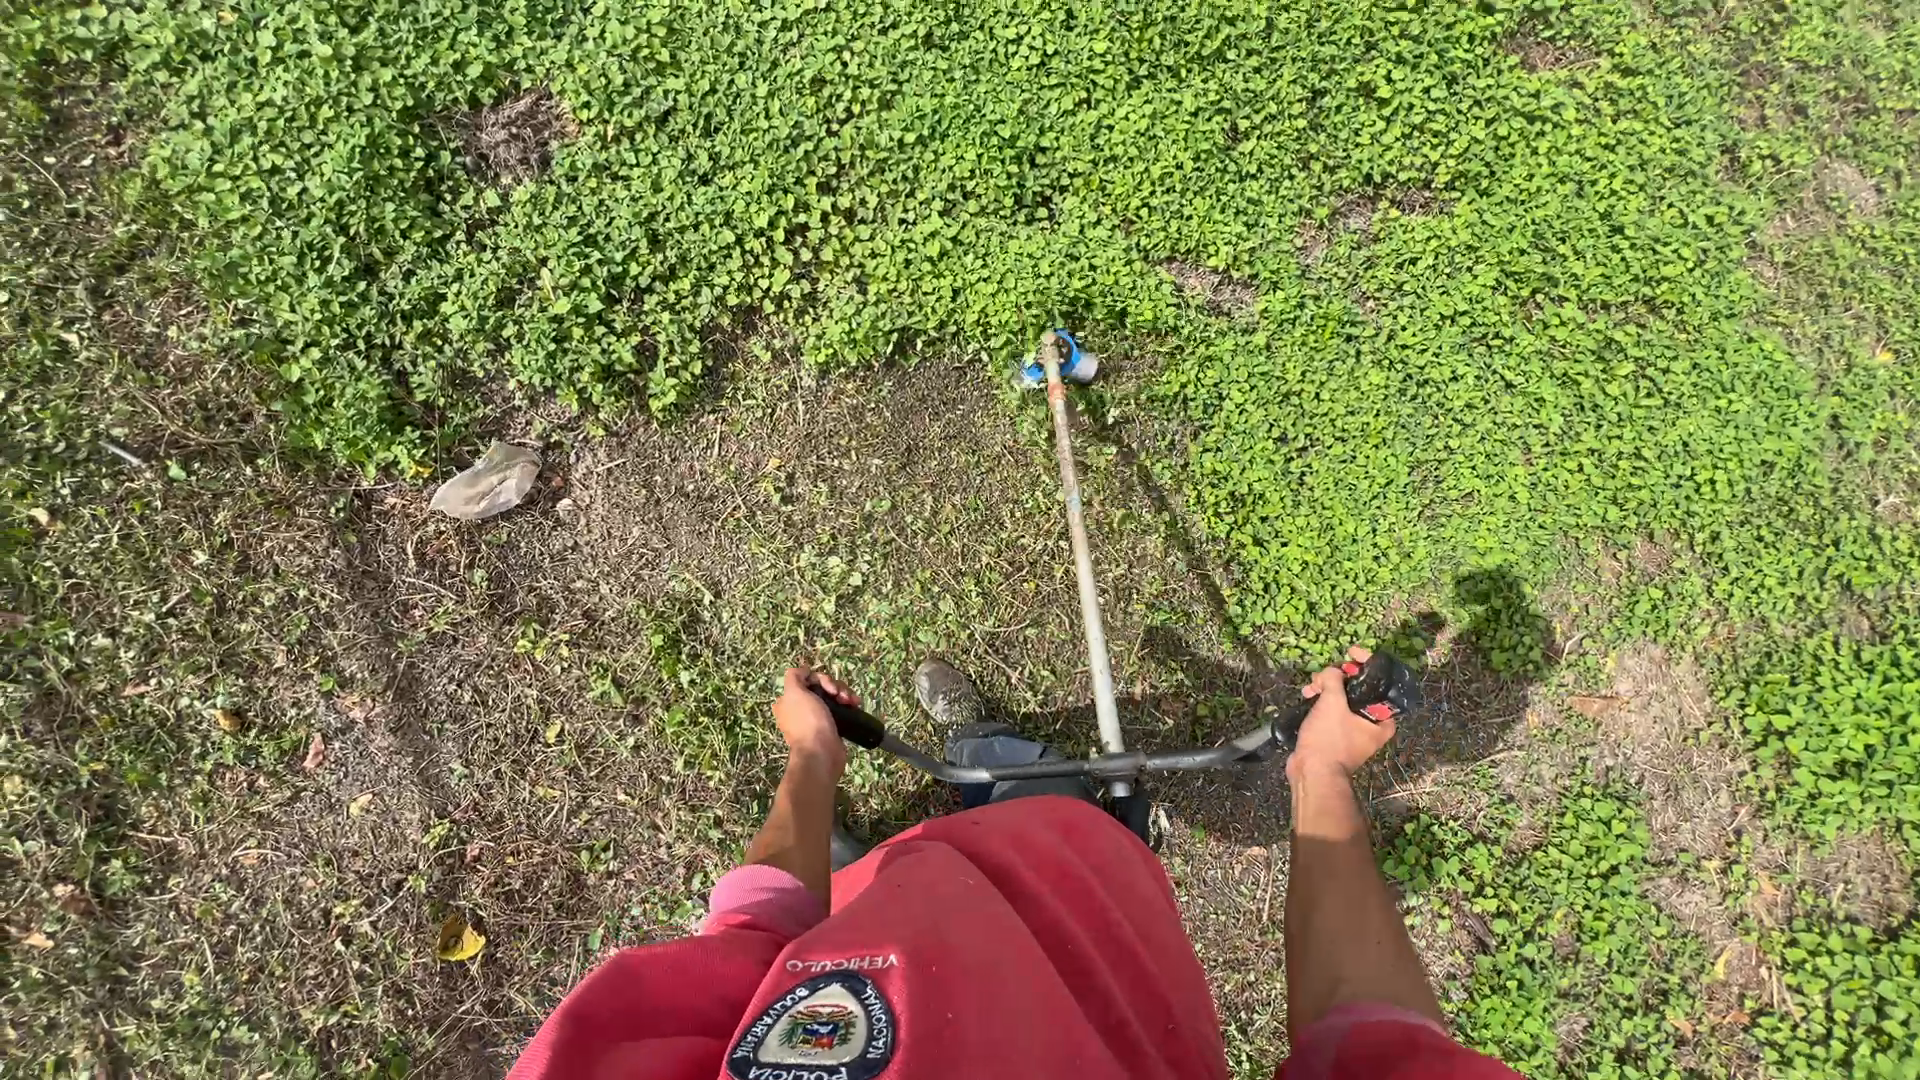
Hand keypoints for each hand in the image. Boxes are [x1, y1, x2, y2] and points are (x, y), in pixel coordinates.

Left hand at [773, 667, 855, 775]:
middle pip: (822, 686)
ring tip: (851, 702)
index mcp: (788, 701)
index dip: (820, 679)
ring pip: (833, 696)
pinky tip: (855, 705)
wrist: (822, 753)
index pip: (807, 679)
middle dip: (835, 687)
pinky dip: (848, 704)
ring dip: (844, 694)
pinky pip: (840, 708)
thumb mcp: (794, 693)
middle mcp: (801, 708)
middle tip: (841, 696)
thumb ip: (794, 676)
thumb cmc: (808, 721)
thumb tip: (804, 671)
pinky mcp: (830, 725)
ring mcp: (816, 718)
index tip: (829, 688)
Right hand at [1288, 646, 1394, 779]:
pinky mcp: (1335, 734)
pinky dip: (1320, 701)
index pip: (1381, 682)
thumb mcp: (1333, 703)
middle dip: (1338, 678)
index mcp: (1383, 719)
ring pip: (1342, 699)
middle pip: (1358, 689)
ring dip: (1325, 688)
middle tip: (1323, 675)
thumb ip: (1334, 680)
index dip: (1366, 663)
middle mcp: (1372, 724)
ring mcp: (1353, 730)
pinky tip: (1307, 696)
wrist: (1313, 772)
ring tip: (1310, 688)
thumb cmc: (1330, 738)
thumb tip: (1331, 672)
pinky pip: (1331, 710)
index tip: (1350, 653)